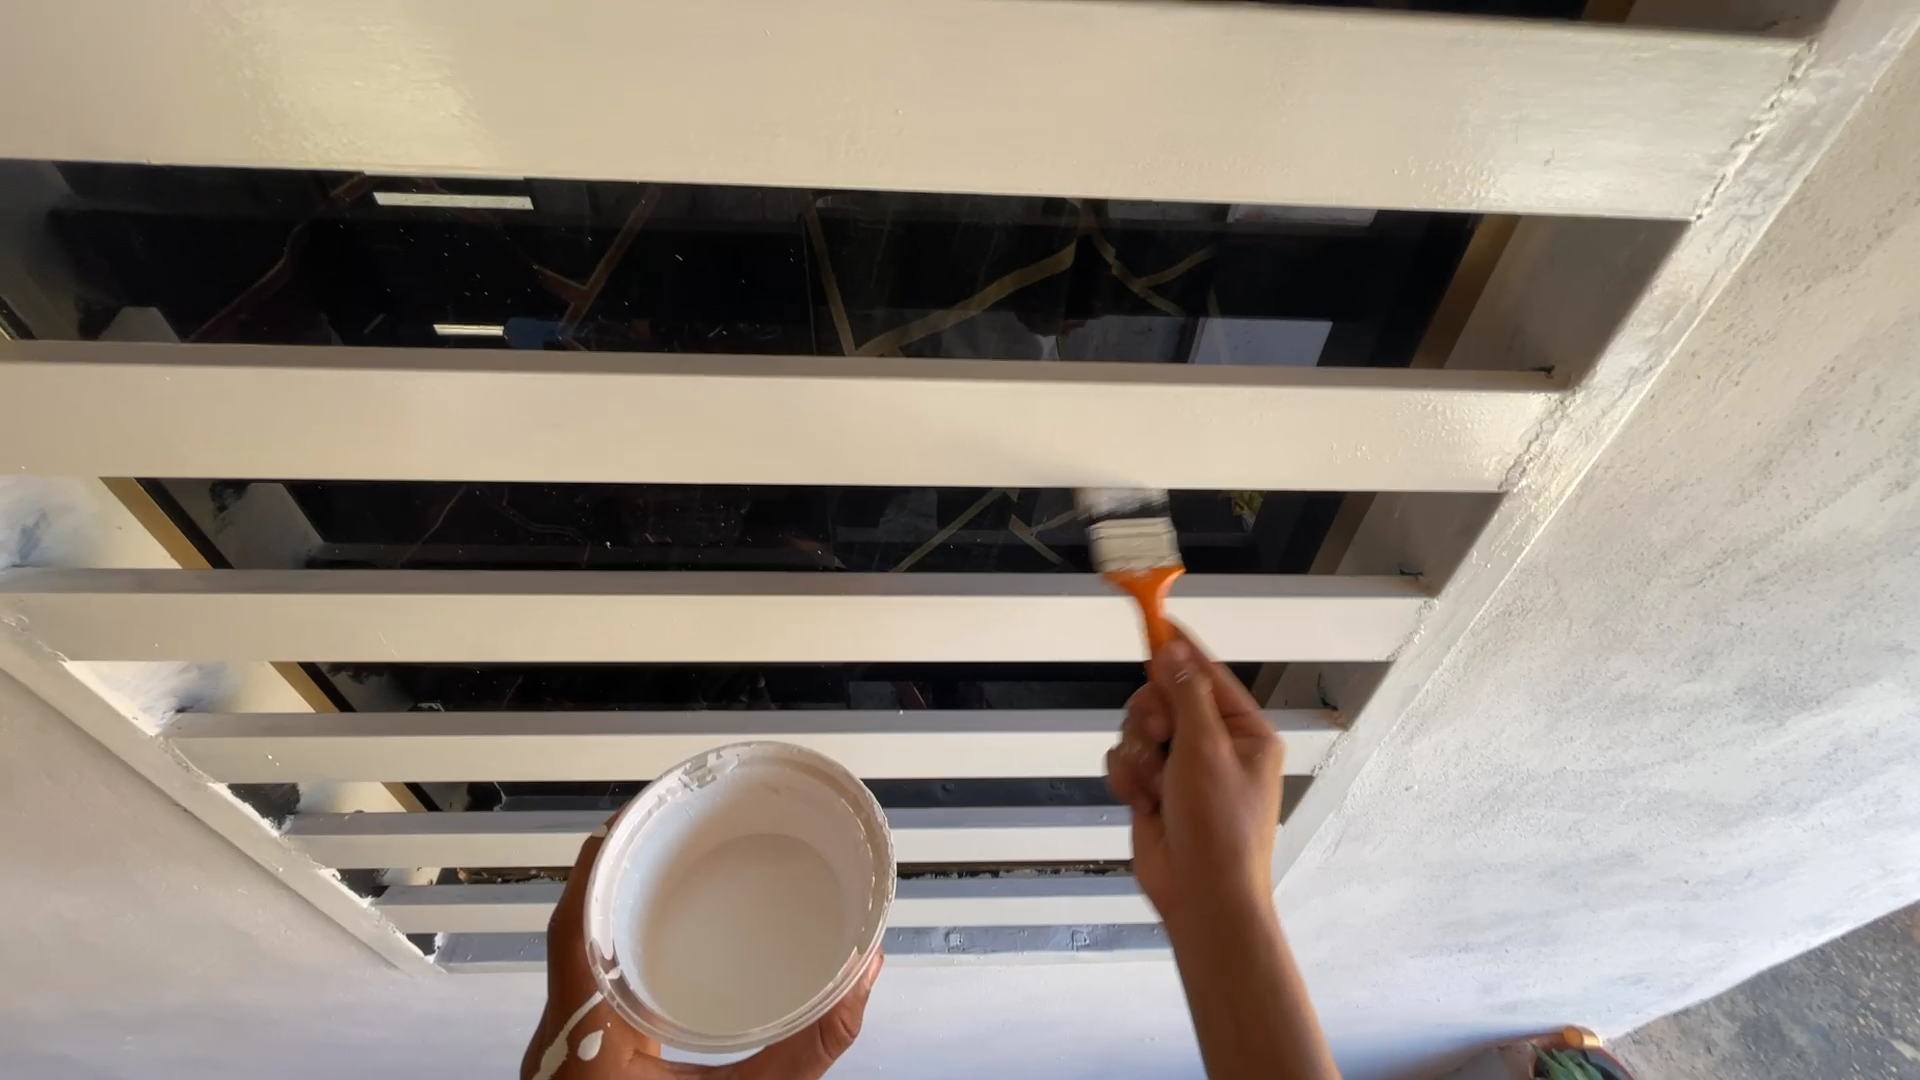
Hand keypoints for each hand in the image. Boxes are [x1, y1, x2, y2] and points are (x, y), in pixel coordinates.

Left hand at [522, 822, 882, 1079]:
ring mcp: (561, 1058)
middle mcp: (561, 1044)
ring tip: (660, 868)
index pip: (571, 930)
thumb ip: (810, 1045)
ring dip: (611, 908)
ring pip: (574, 959)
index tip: (629, 820)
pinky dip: (614, 947)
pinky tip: (651, 940)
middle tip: (664, 833)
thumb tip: (865, 968)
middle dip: (614, 875)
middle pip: (572, 932)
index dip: (595, 867)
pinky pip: (585, 986)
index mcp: (587, 1044)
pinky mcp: (576, 1065)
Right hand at [1105, 628, 1283, 930]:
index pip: (1206, 673)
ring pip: (1138, 727)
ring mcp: (1181, 767)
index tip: (1155, 620)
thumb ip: (1186, 693)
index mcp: (1243, 731)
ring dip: (1138, 754)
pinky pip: (1125, 757)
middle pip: (1163, 696)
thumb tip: (1173, 650)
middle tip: (1158, 735)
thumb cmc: (1219, 829)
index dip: (1179, 648)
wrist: (1200, 898)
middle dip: (1152, 716)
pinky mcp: (1153, 787)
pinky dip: (1127, 778)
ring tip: (1154, 785)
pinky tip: (1142, 802)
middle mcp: (1212, 744)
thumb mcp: (1205, 750)